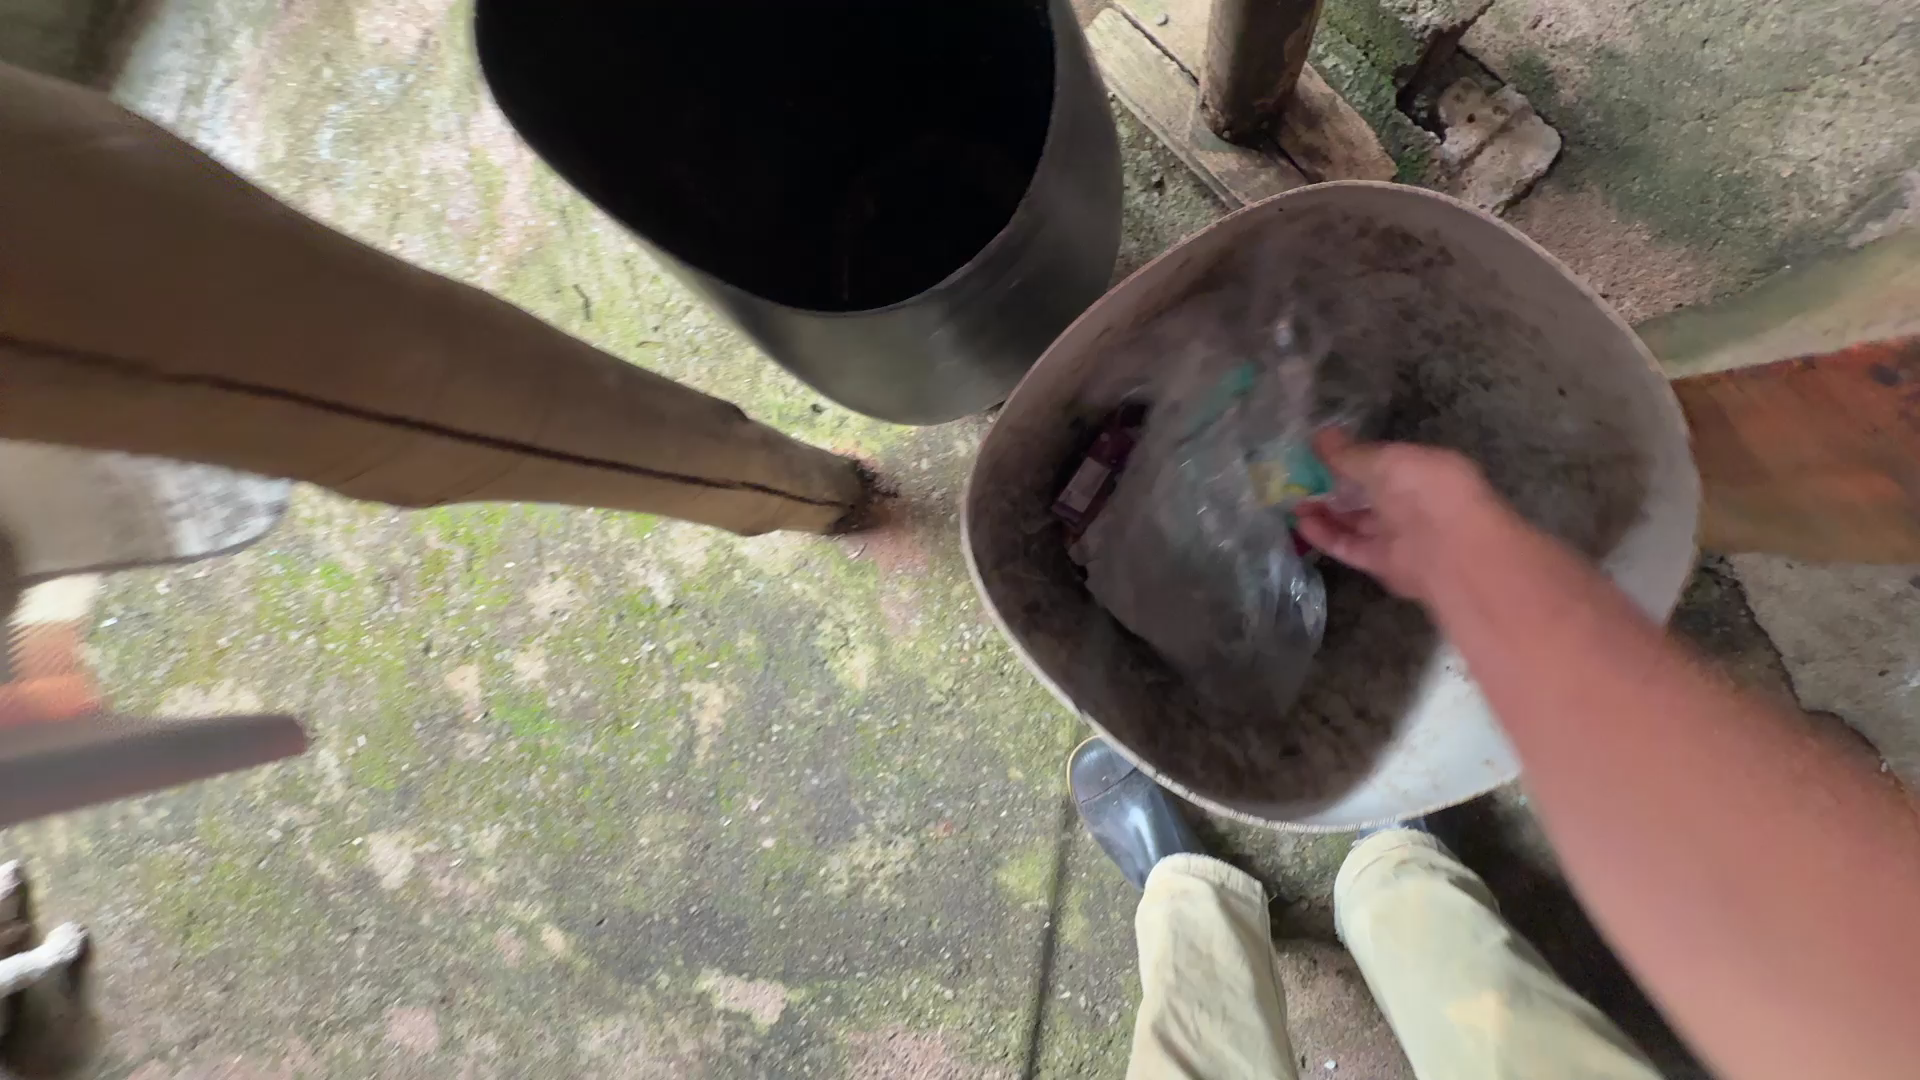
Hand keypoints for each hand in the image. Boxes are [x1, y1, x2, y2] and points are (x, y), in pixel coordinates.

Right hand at [1293, 430, 1503, 601]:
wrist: (1450, 551)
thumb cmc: (1423, 492)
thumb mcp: (1382, 461)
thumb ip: (1348, 453)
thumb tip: (1319, 435)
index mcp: (1421, 470)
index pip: (1379, 461)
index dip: (1348, 457)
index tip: (1314, 454)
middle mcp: (1412, 501)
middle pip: (1365, 492)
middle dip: (1331, 485)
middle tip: (1296, 480)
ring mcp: (1398, 533)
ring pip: (1355, 520)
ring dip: (1324, 510)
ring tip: (1292, 502)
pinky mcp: (1384, 562)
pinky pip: (1351, 546)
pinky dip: (1326, 535)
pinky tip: (1302, 524)